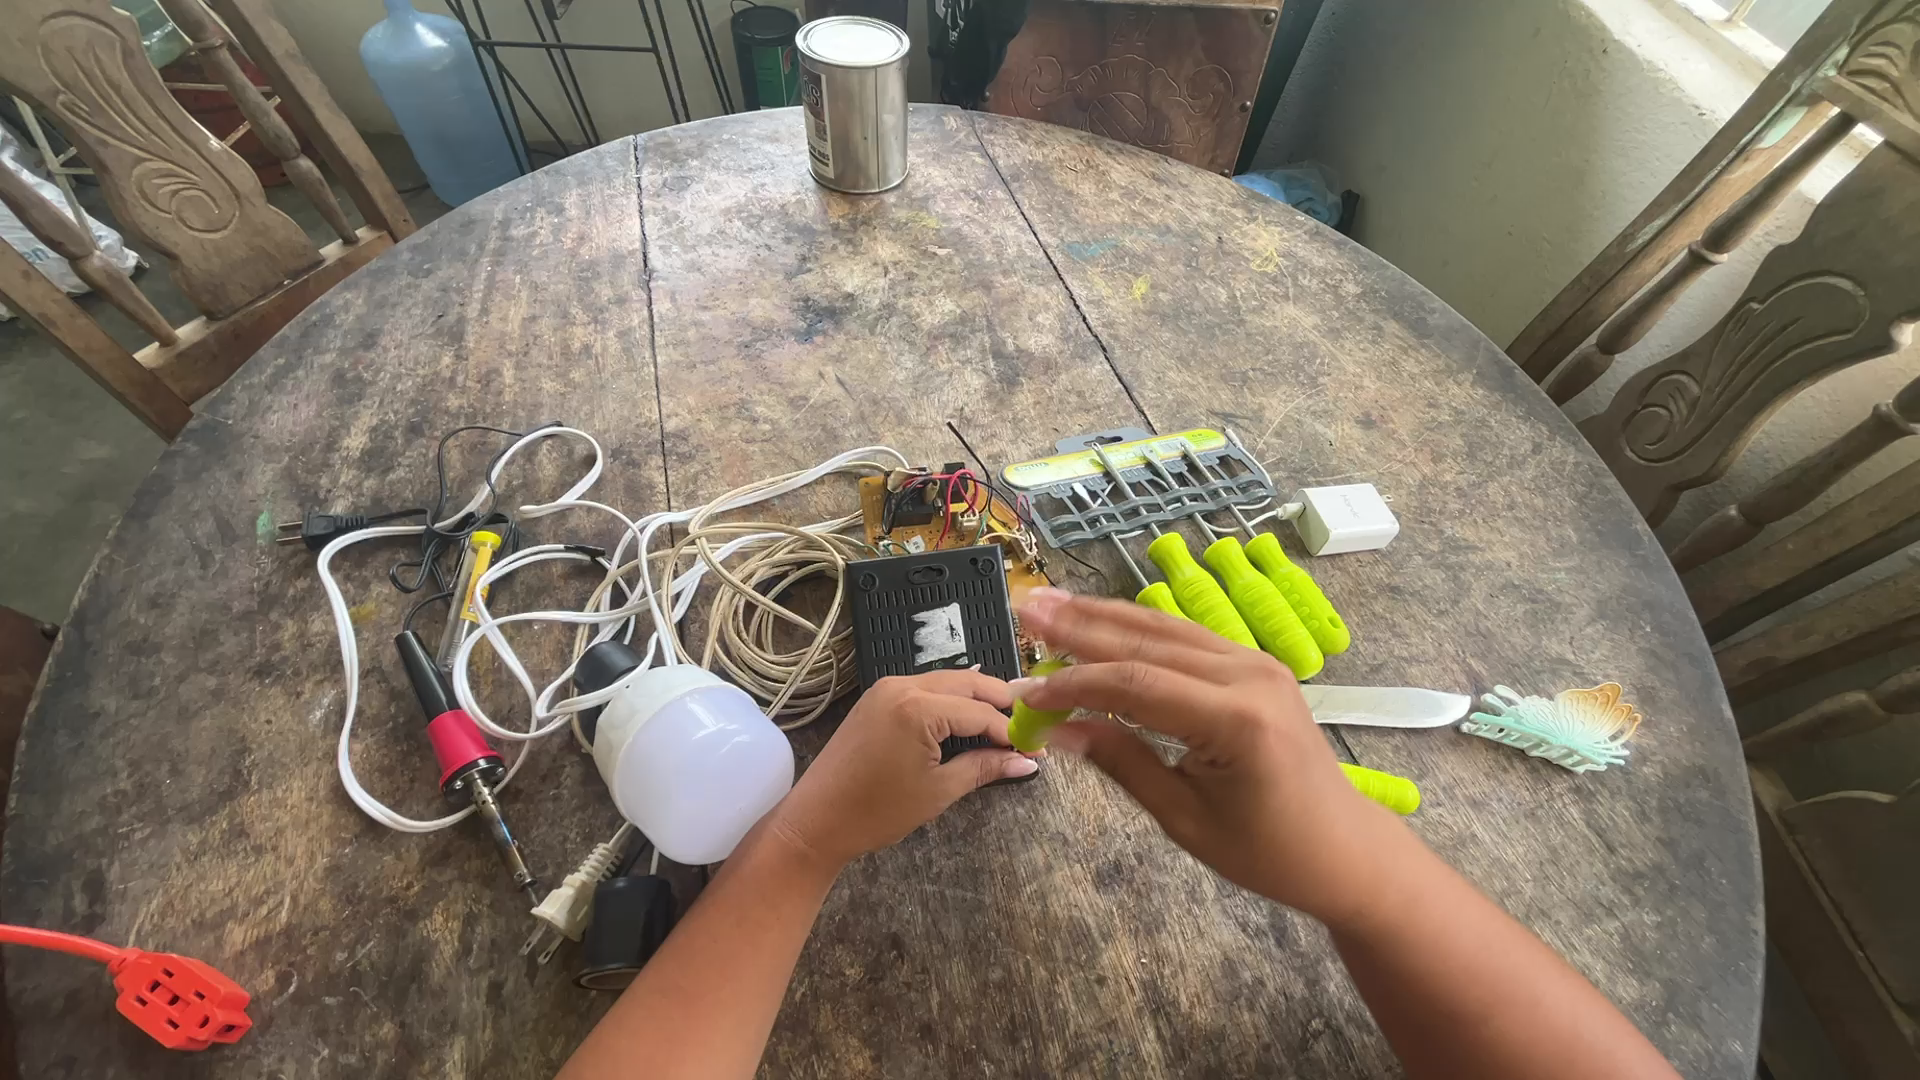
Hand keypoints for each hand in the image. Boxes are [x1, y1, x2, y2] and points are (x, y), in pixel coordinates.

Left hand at [766, 670, 1038, 870]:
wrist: (817, 819)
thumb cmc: (877, 811)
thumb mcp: (938, 791)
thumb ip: (984, 768)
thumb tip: (1026, 763)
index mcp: (919, 708)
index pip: (980, 712)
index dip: (1011, 731)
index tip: (1036, 748)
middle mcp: (904, 685)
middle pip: (966, 682)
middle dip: (999, 701)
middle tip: (1026, 726)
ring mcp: (887, 687)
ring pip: (946, 681)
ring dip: (975, 697)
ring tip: (1001, 723)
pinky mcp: (878, 696)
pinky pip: (925, 687)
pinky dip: (949, 699)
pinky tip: (964, 718)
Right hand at [1011, 587, 1403, 925]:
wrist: (1347, 849)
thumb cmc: (1269, 852)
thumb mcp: (1185, 819)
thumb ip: (1120, 761)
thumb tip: (1057, 729)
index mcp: (1236, 720)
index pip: (1135, 684)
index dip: (1074, 683)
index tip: (1026, 692)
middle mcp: (1248, 675)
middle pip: (1145, 641)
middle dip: (1078, 626)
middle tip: (1025, 610)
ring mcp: (1253, 662)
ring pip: (1162, 628)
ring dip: (1101, 615)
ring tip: (1050, 601)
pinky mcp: (1251, 663)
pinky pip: (1182, 636)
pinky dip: (1135, 628)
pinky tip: (1100, 618)